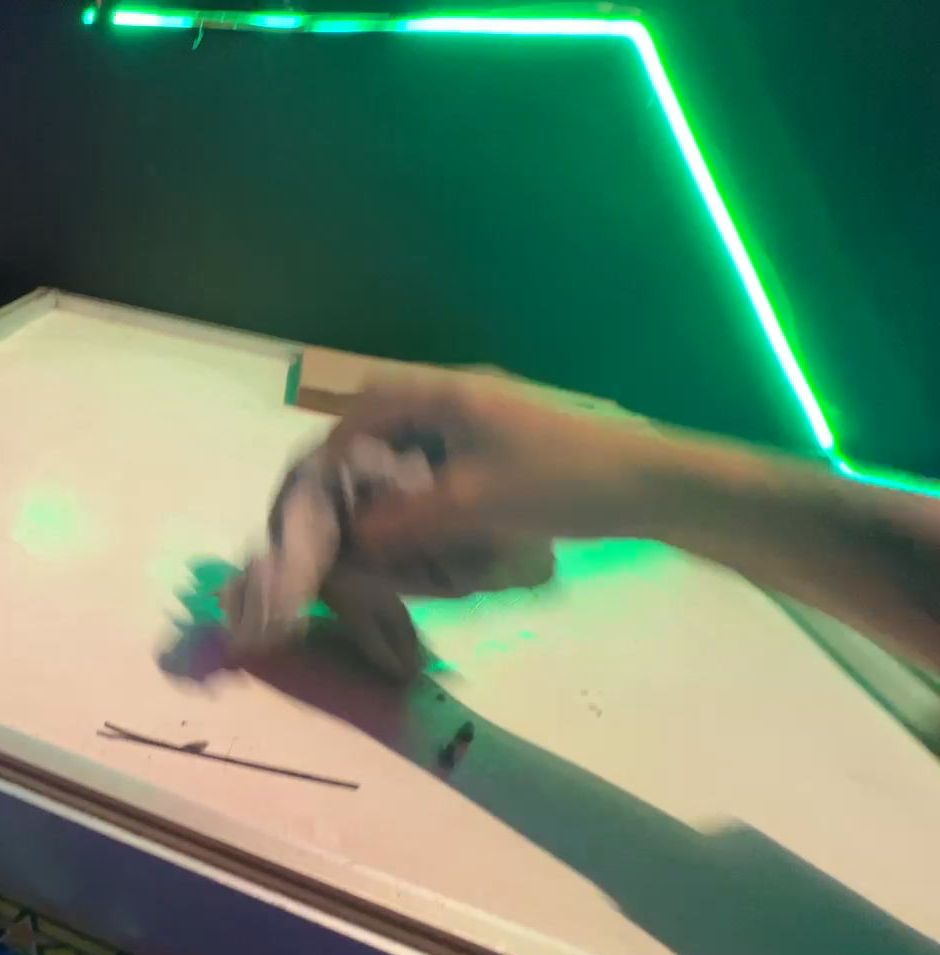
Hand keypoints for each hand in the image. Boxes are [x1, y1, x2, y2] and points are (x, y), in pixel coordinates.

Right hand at [325, 371, 667, 564]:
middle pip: (386, 415)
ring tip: (386, 508)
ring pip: (415, 431)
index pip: (365, 408)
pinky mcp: (507, 430)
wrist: (658, 484)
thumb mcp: (467, 506)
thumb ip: (399, 521)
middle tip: (351, 499)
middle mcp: (461, 392)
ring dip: (393, 466)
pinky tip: (431, 505)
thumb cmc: (557, 482)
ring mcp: (488, 408)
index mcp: (446, 395)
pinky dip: (423, 471)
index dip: (335, 446)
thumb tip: (351, 536)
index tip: (322, 488)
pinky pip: (443, 445)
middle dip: (361, 456)